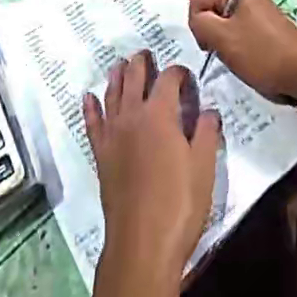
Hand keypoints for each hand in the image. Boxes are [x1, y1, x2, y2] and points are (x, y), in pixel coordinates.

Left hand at [82, 51, 221, 281]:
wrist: (142, 242)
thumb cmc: (180, 204)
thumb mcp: (204, 167)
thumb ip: (207, 133)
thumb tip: (209, 110)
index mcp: (160, 114)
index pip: (168, 79)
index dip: (179, 72)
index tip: (188, 76)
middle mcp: (132, 116)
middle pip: (134, 79)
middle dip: (142, 64)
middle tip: (146, 54)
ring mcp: (112, 134)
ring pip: (112, 95)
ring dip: (116, 76)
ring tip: (120, 64)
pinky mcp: (100, 154)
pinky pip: (92, 123)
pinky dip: (90, 108)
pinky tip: (88, 97)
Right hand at [188, 0, 296, 102]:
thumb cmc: (261, 53)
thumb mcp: (221, 37)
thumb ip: (199, 23)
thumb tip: (199, 21)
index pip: (198, 0)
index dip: (198, 24)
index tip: (209, 45)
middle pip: (211, 11)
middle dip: (212, 34)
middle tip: (224, 52)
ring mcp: (258, 13)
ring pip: (224, 26)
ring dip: (225, 44)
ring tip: (239, 58)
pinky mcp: (266, 31)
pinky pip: (239, 36)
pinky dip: (238, 49)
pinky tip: (248, 61)